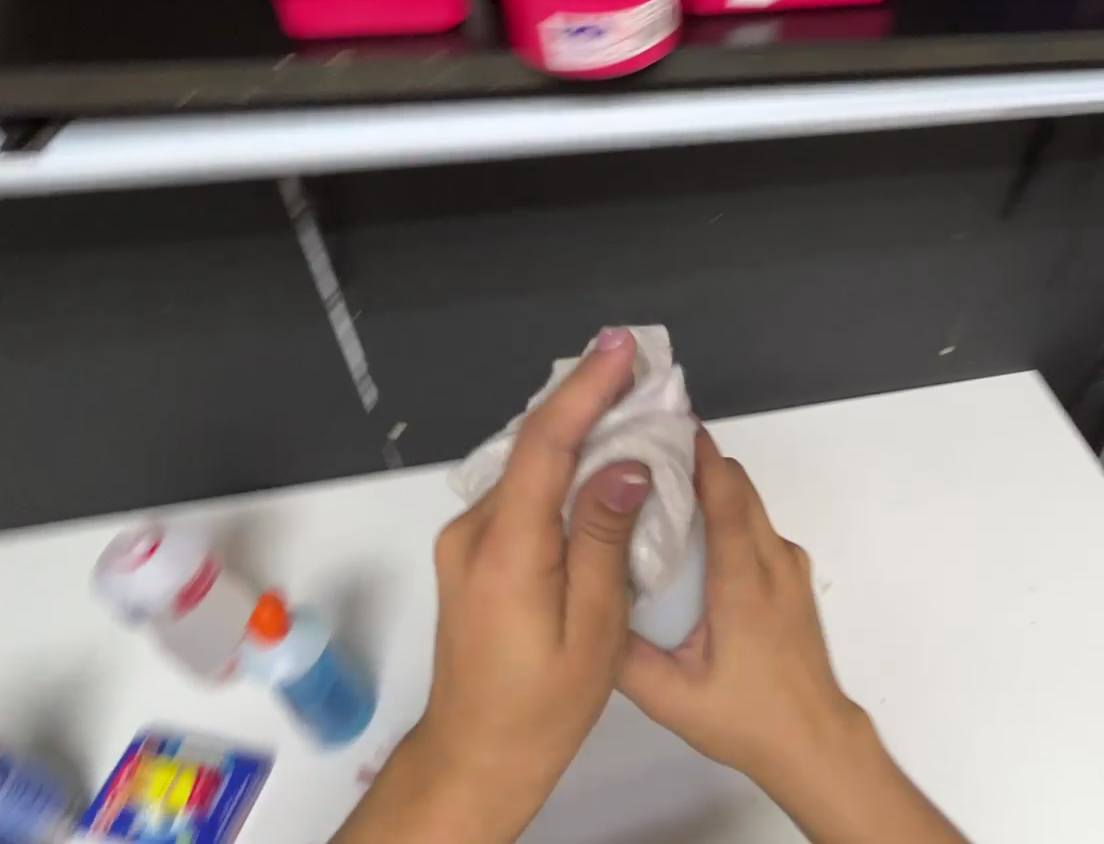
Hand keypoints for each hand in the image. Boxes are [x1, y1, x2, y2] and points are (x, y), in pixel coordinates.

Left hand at [335, 327, 654, 843]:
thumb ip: (604, 540)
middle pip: (532, 443)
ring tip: (626, 393)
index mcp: (507, 551)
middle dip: (584, 395)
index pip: (545, 446)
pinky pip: (522, 487)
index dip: (583, 390)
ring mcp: (468, 537)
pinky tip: (595, 451)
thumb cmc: (544, 705)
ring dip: (575, 424)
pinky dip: (561, 460)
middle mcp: (475, 530)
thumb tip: (627, 464)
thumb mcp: (592, 631)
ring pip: (527, 462)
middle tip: (635, 361)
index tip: (620, 347)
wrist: (474, 755)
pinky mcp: (474, 547)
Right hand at [619, 430, 966, 843]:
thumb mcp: (673, 699)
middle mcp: (773, 561)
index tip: (671, 425)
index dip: (702, 456)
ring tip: (666, 485)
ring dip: (716, 484)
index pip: (728, 498)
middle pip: (740, 487)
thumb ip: (626, 656)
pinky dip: (731, 510)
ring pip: (752, 503)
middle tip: (651, 451)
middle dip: (701, 461)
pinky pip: (760, 525)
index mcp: (744, 583)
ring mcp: (790, 565)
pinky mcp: (795, 575)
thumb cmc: (746, 718)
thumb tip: (588, 603)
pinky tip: (697, 531)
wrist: (815, 742)